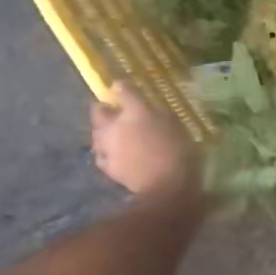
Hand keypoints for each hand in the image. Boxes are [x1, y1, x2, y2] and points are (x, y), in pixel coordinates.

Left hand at [92, 81, 197, 197]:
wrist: (167, 187)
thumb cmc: (178, 151)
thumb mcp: (174, 125)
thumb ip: (158, 113)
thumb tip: (147, 107)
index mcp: (135, 112)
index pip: (121, 90)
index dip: (122, 88)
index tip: (126, 88)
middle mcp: (114, 126)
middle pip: (98, 111)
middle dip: (105, 109)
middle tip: (118, 112)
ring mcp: (107, 147)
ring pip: (96, 132)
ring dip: (104, 130)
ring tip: (118, 134)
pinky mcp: (107, 166)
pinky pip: (101, 153)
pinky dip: (107, 150)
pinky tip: (117, 154)